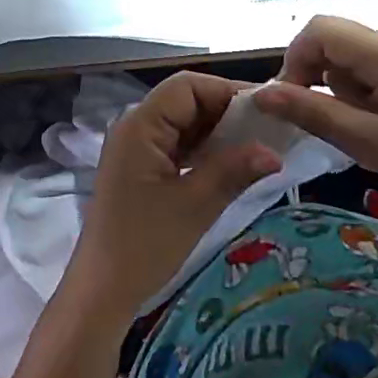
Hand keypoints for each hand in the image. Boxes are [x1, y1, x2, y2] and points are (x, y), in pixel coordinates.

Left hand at [69, 73, 282, 315]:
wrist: (102, 290)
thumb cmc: (145, 245)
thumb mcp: (196, 205)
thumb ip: (234, 170)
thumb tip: (274, 152)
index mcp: (140, 125)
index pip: (187, 86)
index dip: (227, 92)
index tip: (267, 110)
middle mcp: (134, 127)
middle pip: (185, 101)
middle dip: (226, 112)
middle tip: (269, 129)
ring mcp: (135, 148)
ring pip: (182, 123)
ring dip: (217, 132)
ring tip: (258, 145)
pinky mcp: (139, 168)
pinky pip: (176, 145)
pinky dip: (203, 150)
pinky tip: (230, 164)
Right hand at [255, 16, 377, 216]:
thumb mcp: (367, 142)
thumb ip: (312, 112)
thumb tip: (261, 94)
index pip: (320, 30)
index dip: (294, 60)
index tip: (290, 101)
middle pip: (329, 38)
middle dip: (313, 74)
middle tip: (321, 118)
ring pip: (341, 51)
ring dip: (334, 85)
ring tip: (355, 122)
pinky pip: (359, 61)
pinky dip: (350, 86)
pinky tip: (367, 116)